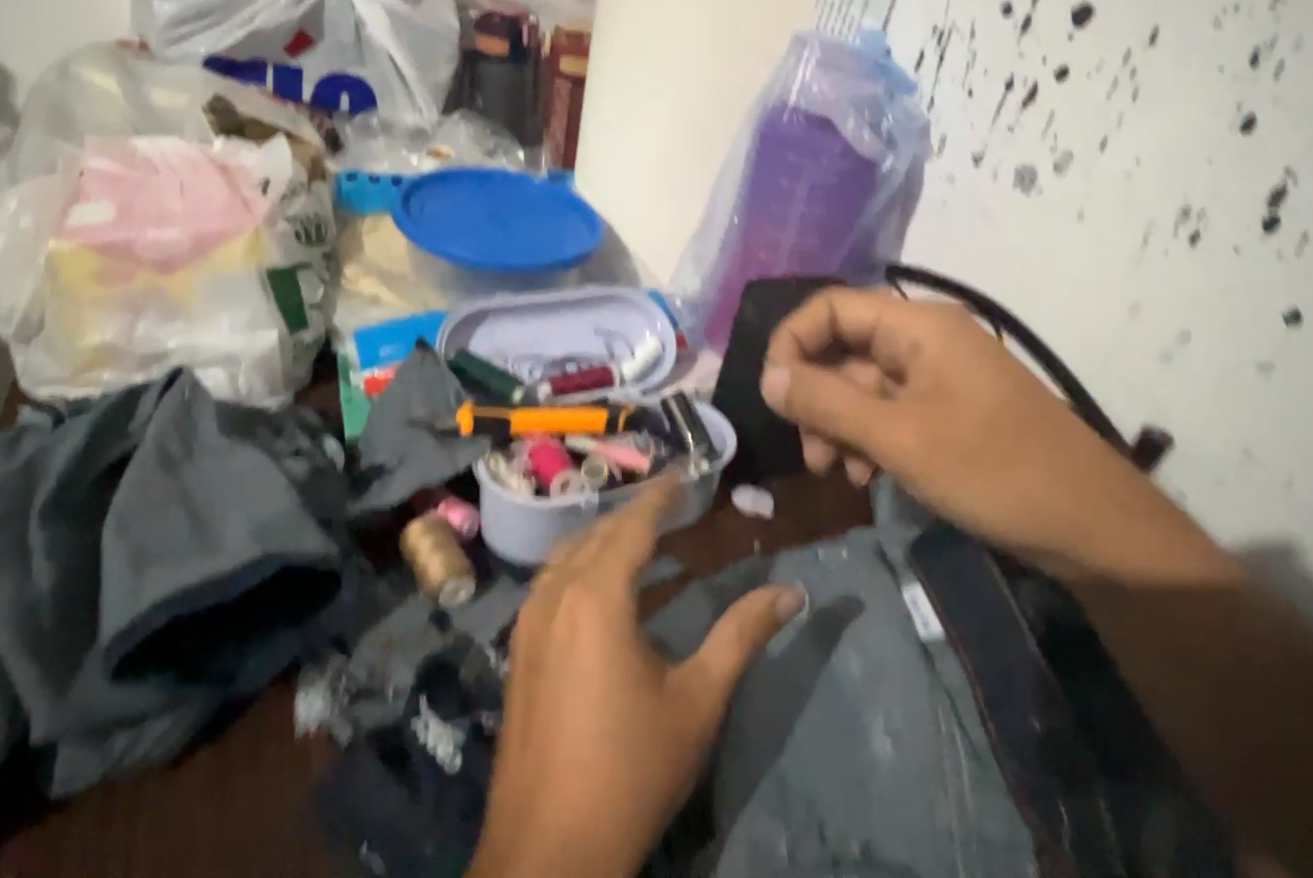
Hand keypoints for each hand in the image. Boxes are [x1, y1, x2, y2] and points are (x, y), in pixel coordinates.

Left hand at [469, 479, 806, 877]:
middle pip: (597, 535)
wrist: (550, 845)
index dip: (661, 496)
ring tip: (652, 541)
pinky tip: (613, 593)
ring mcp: (528, 625)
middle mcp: (553, 597)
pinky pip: (552, 587)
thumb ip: (742, 635)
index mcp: (596, 597)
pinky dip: (584, 571)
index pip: (633, 525)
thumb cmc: (632, 767)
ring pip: (568, 558)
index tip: (684, 472)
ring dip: (608, 542)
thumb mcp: (698, 698)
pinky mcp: (519, 652)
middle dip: (637, 515)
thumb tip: (792, 593)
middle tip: (678, 504)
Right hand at [760, 286, 1142, 569]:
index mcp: (918, 327)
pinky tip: (868, 478)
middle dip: (816, 400)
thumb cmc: (992, 469)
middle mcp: (926, 342)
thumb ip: (826, 403)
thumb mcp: (898, 438)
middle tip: (812, 455)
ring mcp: (940, 380)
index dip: (792, 344)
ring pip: (863, 389)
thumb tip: (766, 377)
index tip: (774, 397)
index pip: (830, 309)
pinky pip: (890, 415)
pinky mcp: (949, 415)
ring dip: (839, 427)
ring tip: (839, 474)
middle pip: (843, 351)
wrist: (1090, 523)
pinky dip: (869, 441)